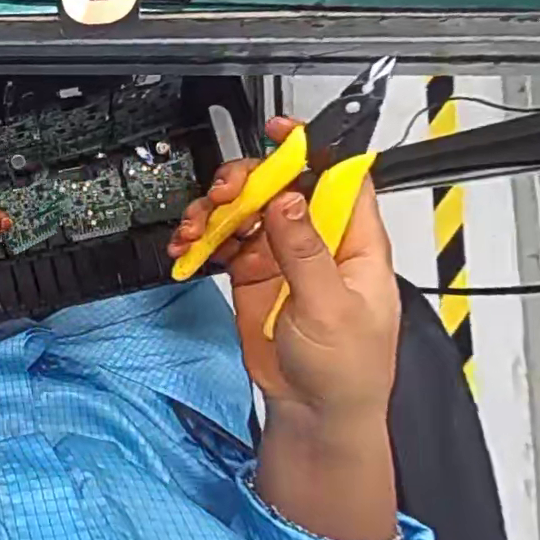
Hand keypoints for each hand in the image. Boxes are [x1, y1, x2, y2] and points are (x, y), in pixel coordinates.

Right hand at [169, 116, 400, 419]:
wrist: (310, 406)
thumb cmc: (346, 366)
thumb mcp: (330, 306)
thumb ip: (305, 252)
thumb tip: (286, 200)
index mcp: (351, 242)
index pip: (338, 178)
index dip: (312, 150)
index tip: (280, 134)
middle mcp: (312, 242)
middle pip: (277, 189)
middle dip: (245, 184)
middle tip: (223, 197)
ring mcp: (278, 257)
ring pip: (243, 214)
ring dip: (213, 215)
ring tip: (195, 232)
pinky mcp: (249, 275)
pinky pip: (220, 245)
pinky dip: (199, 243)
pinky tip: (188, 250)